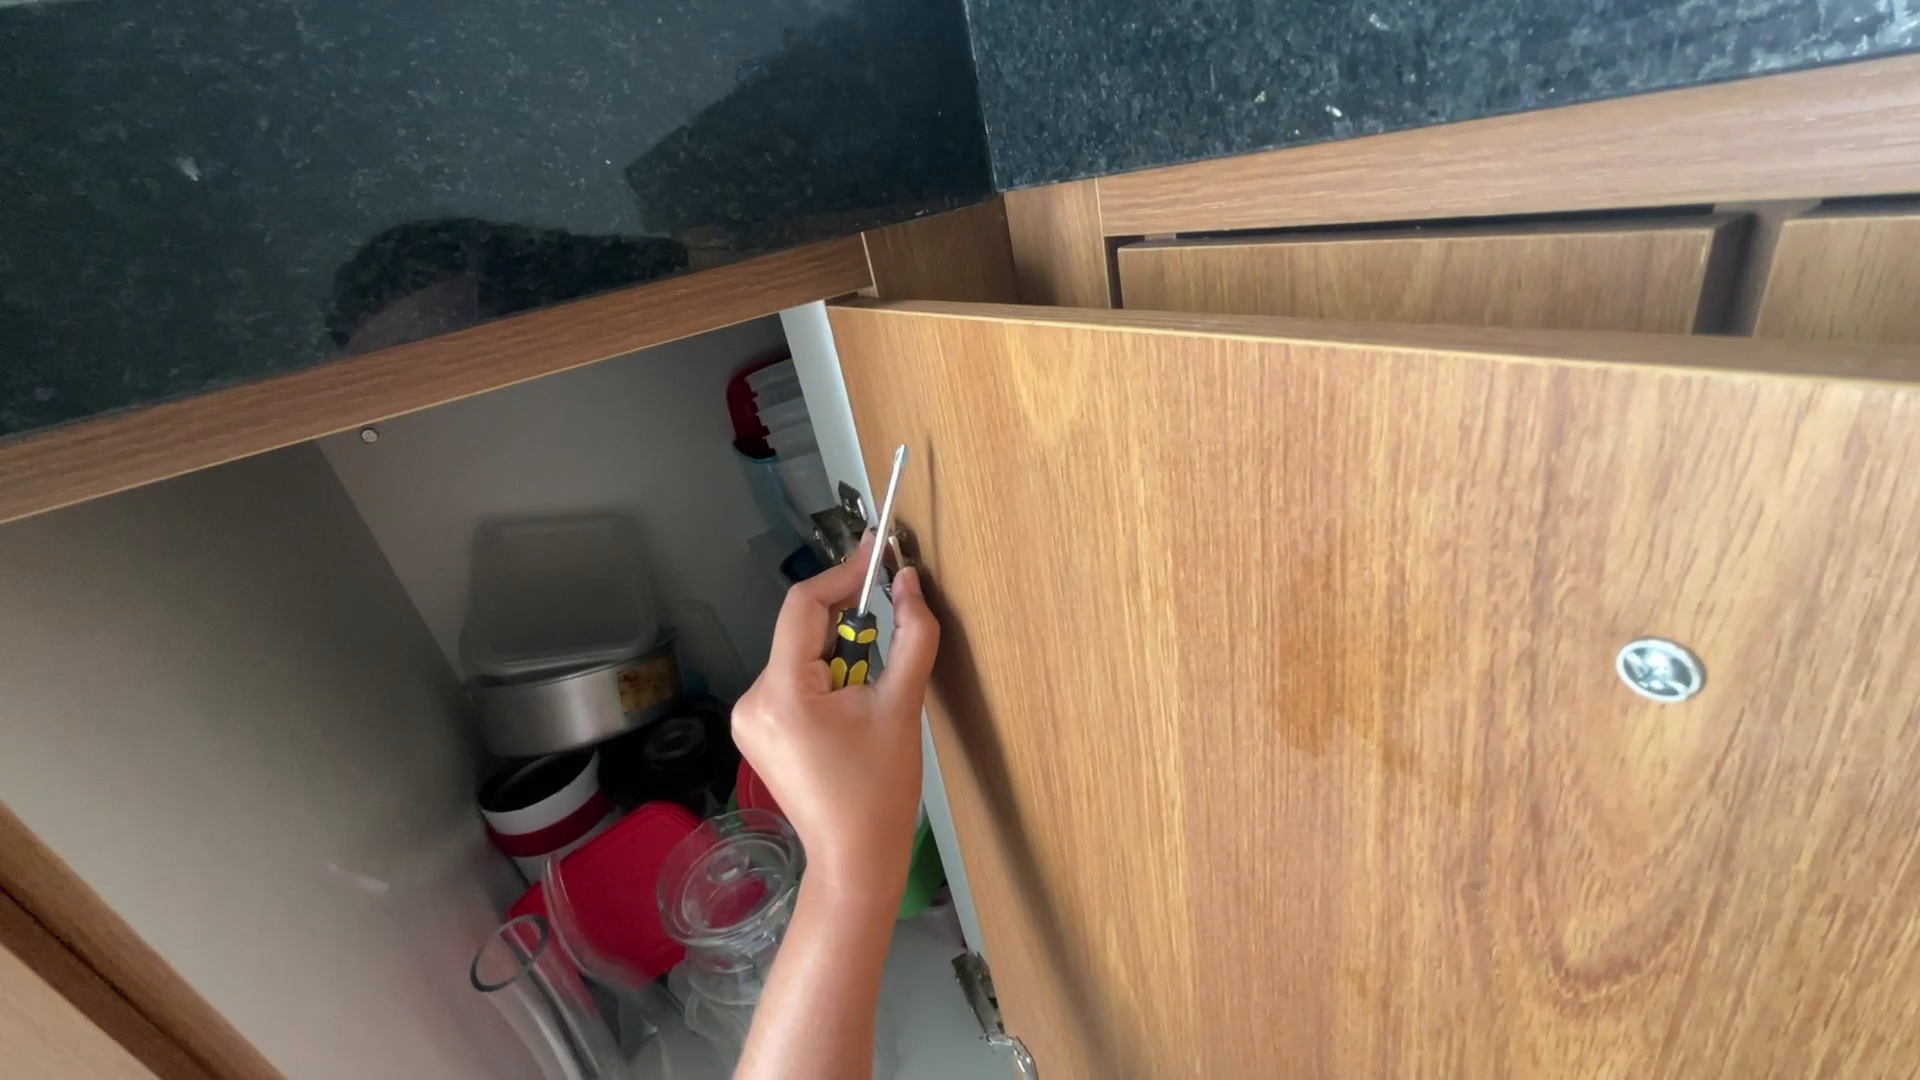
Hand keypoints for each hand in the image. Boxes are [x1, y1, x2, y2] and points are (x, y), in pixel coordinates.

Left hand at [732, 535, 941, 898]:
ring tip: (873, 688)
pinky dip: (827, 674)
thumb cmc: (881, 788)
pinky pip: (794, 679)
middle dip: (849, 621)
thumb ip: (912, 635)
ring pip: (801, 654)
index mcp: (781, 692)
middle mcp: (752, 698)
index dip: (843, 575)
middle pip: (803, 630)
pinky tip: (852, 706)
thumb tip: (908, 581)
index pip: (804, 606)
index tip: (878, 554)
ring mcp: (750, 717)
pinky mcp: (759, 729)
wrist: (854, 859)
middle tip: (891, 623)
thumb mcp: (902, 705)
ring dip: (841, 651)